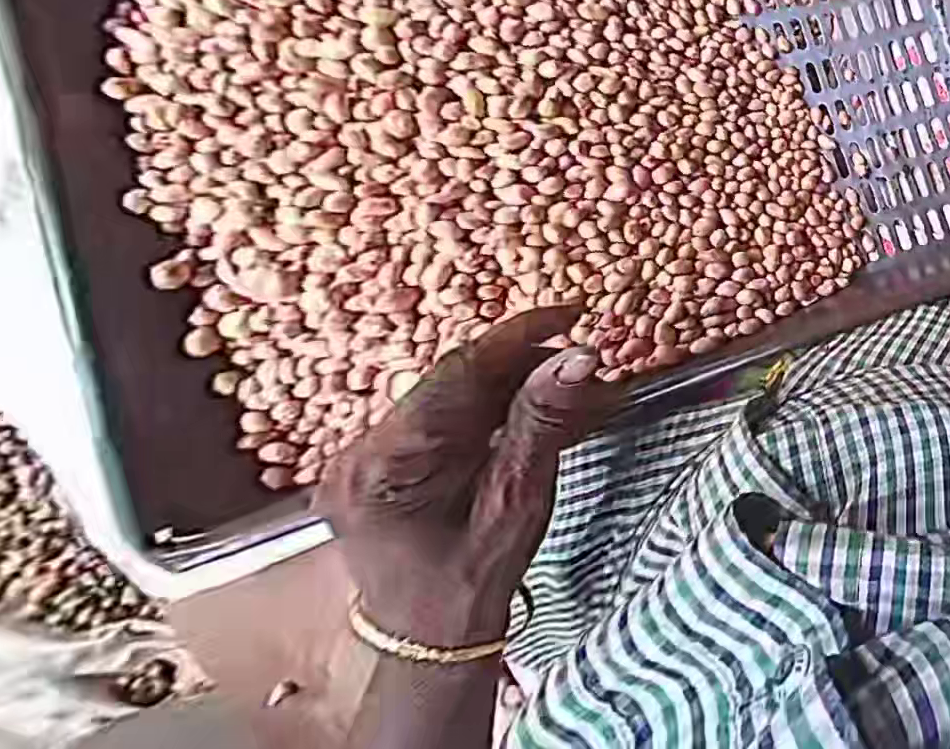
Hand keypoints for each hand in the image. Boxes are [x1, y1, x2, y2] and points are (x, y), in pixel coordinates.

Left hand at [314, 307, 615, 647]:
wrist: (431, 634)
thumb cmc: (474, 576)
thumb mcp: (518, 499)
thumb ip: (543, 421)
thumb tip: (581, 355)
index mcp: (385, 464)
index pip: (457, 374)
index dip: (518, 336)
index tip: (571, 314)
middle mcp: (364, 449)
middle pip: (458, 378)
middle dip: (529, 364)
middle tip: (586, 369)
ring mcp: (373, 452)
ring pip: (460, 391)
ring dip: (521, 384)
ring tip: (574, 396)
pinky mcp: (391, 456)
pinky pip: (455, 411)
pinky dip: (504, 405)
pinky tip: (541, 412)